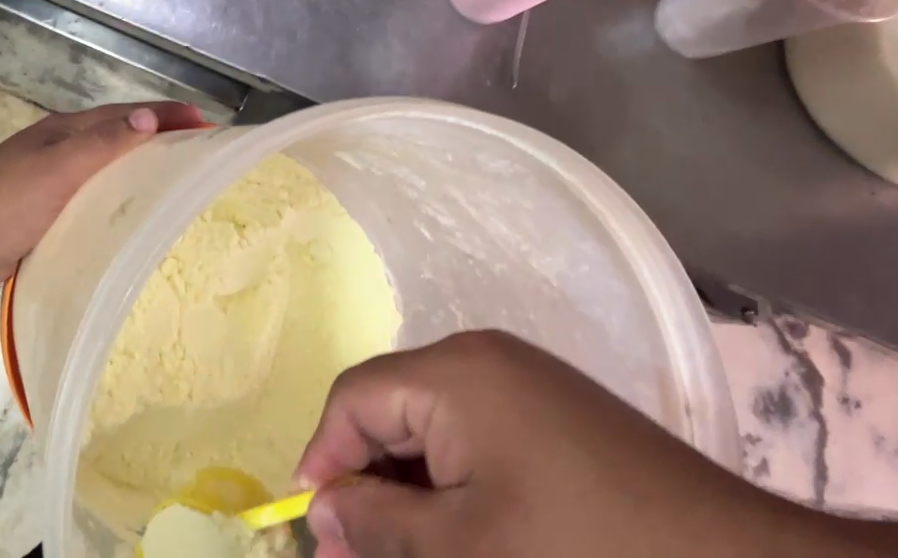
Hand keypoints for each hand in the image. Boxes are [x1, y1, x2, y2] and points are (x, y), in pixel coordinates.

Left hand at [0, 101, 203, 288]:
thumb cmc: (9, 202)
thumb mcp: (59, 168)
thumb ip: (104, 143)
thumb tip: (149, 115)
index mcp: (64, 130)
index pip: (125, 114)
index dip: (165, 114)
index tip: (206, 122)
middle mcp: (60, 148)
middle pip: (118, 135)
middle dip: (158, 136)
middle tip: (199, 150)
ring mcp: (52, 179)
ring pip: (107, 166)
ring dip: (140, 165)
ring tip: (177, 179)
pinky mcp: (48, 210)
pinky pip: (95, 195)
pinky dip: (120, 194)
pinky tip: (135, 211)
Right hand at [295, 331, 816, 557]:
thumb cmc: (584, 549)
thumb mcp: (466, 545)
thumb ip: (379, 523)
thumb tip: (321, 509)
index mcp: (453, 371)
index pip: (355, 397)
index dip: (323, 457)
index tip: (312, 528)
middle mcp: (482, 359)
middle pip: (391, 408)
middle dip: (366, 480)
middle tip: (356, 553)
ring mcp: (522, 382)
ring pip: (431, 427)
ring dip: (409, 487)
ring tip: (405, 549)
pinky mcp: (551, 413)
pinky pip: (474, 435)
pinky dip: (452, 481)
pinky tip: (458, 530)